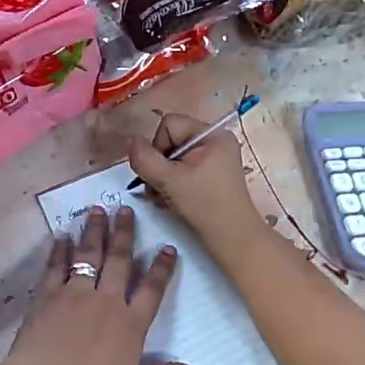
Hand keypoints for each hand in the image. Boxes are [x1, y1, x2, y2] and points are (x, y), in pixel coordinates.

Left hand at [0, 207, 194, 364]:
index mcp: (131, 326)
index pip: (151, 289)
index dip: (161, 268)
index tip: (166, 248)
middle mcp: (106, 302)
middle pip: (119, 260)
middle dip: (124, 233)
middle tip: (126, 209)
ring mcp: (75, 296)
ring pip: (88, 255)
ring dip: (94, 231)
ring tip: (97, 210)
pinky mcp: (47, 297)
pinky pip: (56, 266)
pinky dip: (60, 249)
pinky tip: (62, 236)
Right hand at [127, 113, 258, 244]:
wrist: (234, 239)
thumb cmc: (204, 205)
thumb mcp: (168, 180)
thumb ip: (144, 158)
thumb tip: (130, 140)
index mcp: (212, 134)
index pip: (170, 124)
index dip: (157, 147)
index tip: (161, 173)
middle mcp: (217, 140)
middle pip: (172, 139)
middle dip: (160, 164)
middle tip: (157, 189)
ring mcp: (217, 157)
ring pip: (176, 156)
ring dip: (164, 176)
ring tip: (163, 197)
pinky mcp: (214, 174)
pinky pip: (185, 168)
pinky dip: (174, 181)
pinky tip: (172, 199)